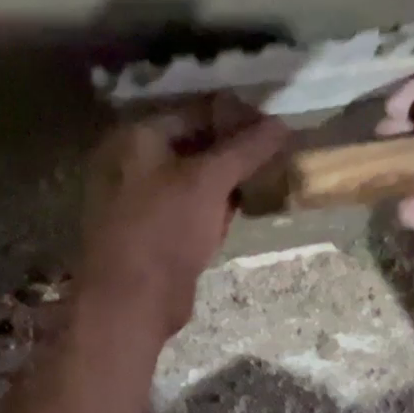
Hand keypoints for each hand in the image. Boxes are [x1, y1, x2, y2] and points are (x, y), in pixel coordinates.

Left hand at [76, 99, 288, 338]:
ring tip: (272, 173)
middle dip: (237, 146)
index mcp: (138, 137)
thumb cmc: (165, 228)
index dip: (237, 115)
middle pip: (197, 141)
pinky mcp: (157, 227)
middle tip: (278, 149)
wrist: (131, 302)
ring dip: (231, 176)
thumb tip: (282, 123)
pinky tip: (249, 203)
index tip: (275, 125)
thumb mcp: (209, 181)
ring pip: (198, 175)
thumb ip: (246, 148)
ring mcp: (144, 195)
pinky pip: (193, 204)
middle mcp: (136, 160)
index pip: (197, 110)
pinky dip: (218, 202)